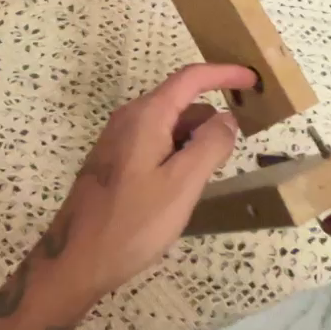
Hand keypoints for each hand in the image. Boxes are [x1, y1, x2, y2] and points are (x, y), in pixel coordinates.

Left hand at [36, 64, 248, 316]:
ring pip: (168, 124)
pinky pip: (155, 141)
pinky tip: (189, 179)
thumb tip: (227, 118)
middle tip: (244, 135)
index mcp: (146, 116)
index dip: (223, 73)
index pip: (190, 78)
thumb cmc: (133, 221)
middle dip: (212, 112)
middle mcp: (129, 118)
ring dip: (196, 135)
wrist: (77, 256)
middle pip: (179, 101)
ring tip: (221, 164)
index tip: (253, 79)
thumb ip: (209, 146)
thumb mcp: (182, 185)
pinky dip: (178, 149)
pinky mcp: (115, 160)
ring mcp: (118, 139)